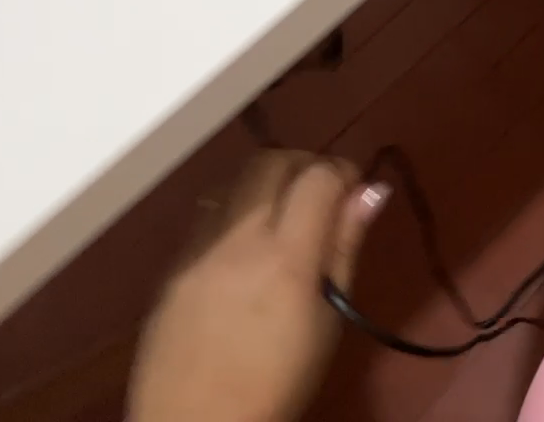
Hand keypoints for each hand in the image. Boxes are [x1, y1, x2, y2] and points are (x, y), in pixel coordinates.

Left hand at [130, 150, 388, 421]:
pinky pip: (207, 214)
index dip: (343, 171)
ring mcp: (197, 251)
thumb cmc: (279, 380)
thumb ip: (346, 245)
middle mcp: (238, 240)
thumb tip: (373, 191)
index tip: (354, 192)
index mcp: (286, 256)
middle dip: (304, 164)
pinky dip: (235, 210)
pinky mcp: (170, 269)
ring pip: (235, 180)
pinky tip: (245, 246)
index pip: (319, 176)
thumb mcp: (329, 318)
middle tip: (321, 195)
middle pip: (272, 161)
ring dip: (267, 183)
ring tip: (283, 216)